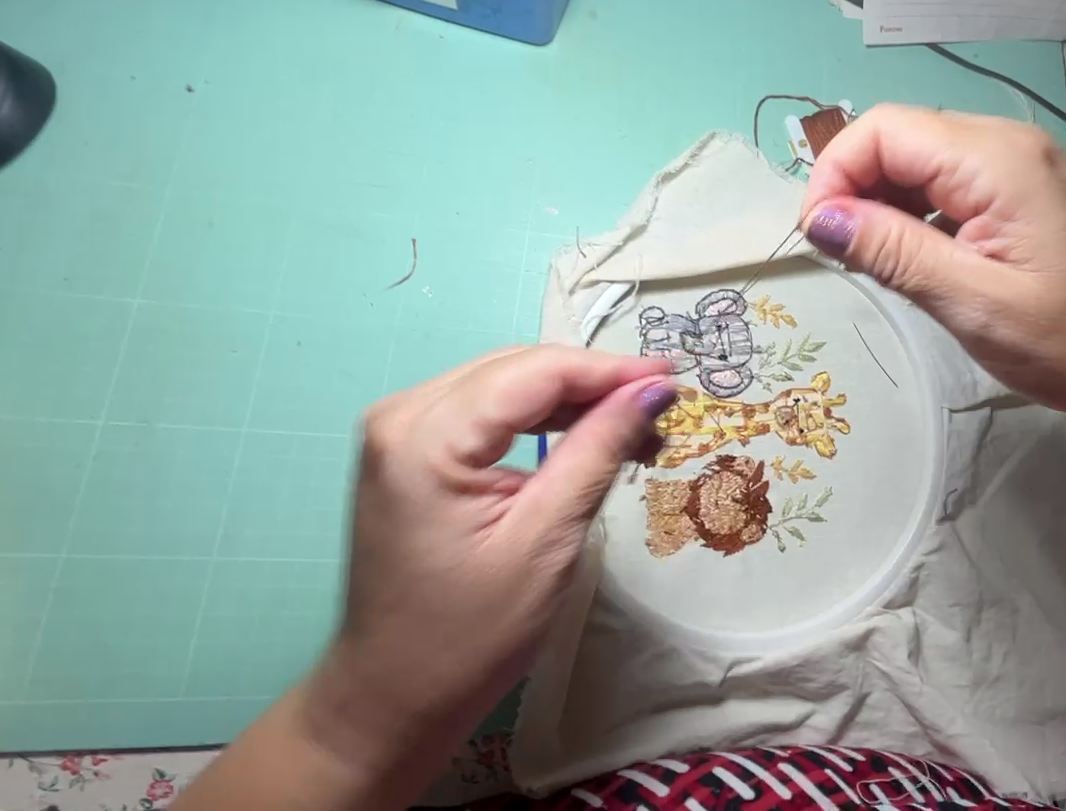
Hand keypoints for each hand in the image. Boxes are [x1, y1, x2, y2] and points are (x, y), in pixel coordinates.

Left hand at [303, 347, 676, 772]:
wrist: (393, 697)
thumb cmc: (471, 633)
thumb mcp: (548, 538)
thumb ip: (599, 449)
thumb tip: (654, 388)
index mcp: (424, 436)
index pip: (535, 372)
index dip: (610, 369)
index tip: (673, 378)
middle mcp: (403, 413)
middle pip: (521, 369)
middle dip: (596, 384)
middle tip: (661, 410)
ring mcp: (401, 427)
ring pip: (509, 383)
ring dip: (575, 399)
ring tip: (636, 426)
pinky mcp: (413, 446)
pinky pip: (490, 408)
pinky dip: (544, 416)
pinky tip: (587, 433)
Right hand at [800, 105, 1065, 426]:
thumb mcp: (975, 305)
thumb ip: (895, 253)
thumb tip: (820, 219)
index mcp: (997, 161)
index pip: (884, 131)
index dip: (835, 173)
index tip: (818, 238)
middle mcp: (1003, 145)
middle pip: (897, 138)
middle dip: (853, 188)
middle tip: (845, 257)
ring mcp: (1012, 166)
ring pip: (915, 160)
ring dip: (878, 202)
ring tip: (874, 261)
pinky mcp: (1014, 192)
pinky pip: (941, 183)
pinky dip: (909, 213)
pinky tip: (909, 255)